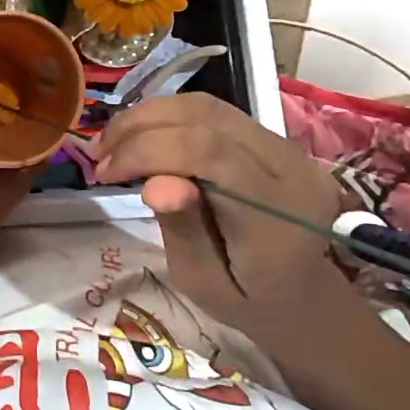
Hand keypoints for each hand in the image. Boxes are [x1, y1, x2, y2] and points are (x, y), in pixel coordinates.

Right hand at [95, 93, 345, 329]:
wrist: (311, 296)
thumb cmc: (254, 302)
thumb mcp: (207, 286)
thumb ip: (184, 232)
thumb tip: (153, 182)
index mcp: (275, 213)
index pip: (208, 152)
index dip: (147, 150)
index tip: (105, 172)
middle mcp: (289, 167)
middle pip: (206, 117)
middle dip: (141, 126)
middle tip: (99, 153)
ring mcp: (287, 147)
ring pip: (209, 106)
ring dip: (151, 116)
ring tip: (113, 143)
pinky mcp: (276, 140)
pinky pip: (217, 114)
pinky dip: (171, 119)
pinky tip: (144, 138)